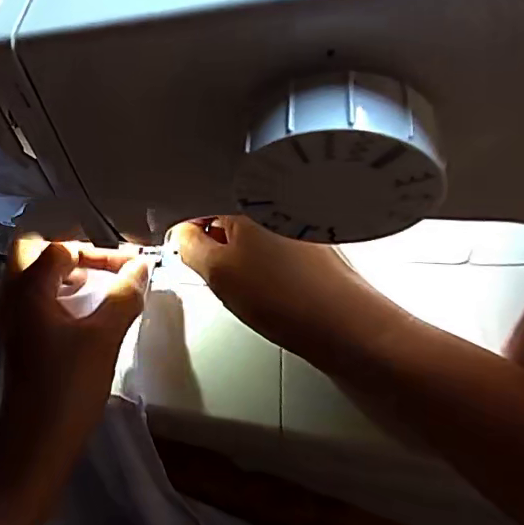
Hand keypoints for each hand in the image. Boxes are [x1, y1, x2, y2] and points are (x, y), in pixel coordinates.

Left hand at [0, 236, 149, 463]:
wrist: (30, 453)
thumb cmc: (66, 389)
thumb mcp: (104, 337)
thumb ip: (124, 295)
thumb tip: (141, 267)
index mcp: (27, 290)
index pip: (63, 249)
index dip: (101, 253)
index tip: (132, 268)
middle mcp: (8, 301)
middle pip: (32, 253)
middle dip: (70, 253)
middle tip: (102, 267)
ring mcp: (4, 326)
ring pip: (27, 281)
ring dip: (59, 278)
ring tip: (92, 291)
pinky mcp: (8, 349)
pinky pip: (25, 309)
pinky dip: (48, 303)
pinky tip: (65, 320)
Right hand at [169, 216, 405, 365]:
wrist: (343, 326)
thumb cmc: (291, 298)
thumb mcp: (218, 272)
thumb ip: (188, 247)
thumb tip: (180, 236)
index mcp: (251, 199)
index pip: (202, 202)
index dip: (186, 231)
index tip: (183, 251)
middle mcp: (276, 204)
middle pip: (227, 220)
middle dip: (215, 246)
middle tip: (219, 275)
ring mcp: (296, 224)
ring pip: (251, 239)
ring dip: (241, 260)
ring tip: (251, 287)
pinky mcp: (310, 246)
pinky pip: (273, 254)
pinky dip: (265, 270)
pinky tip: (272, 292)